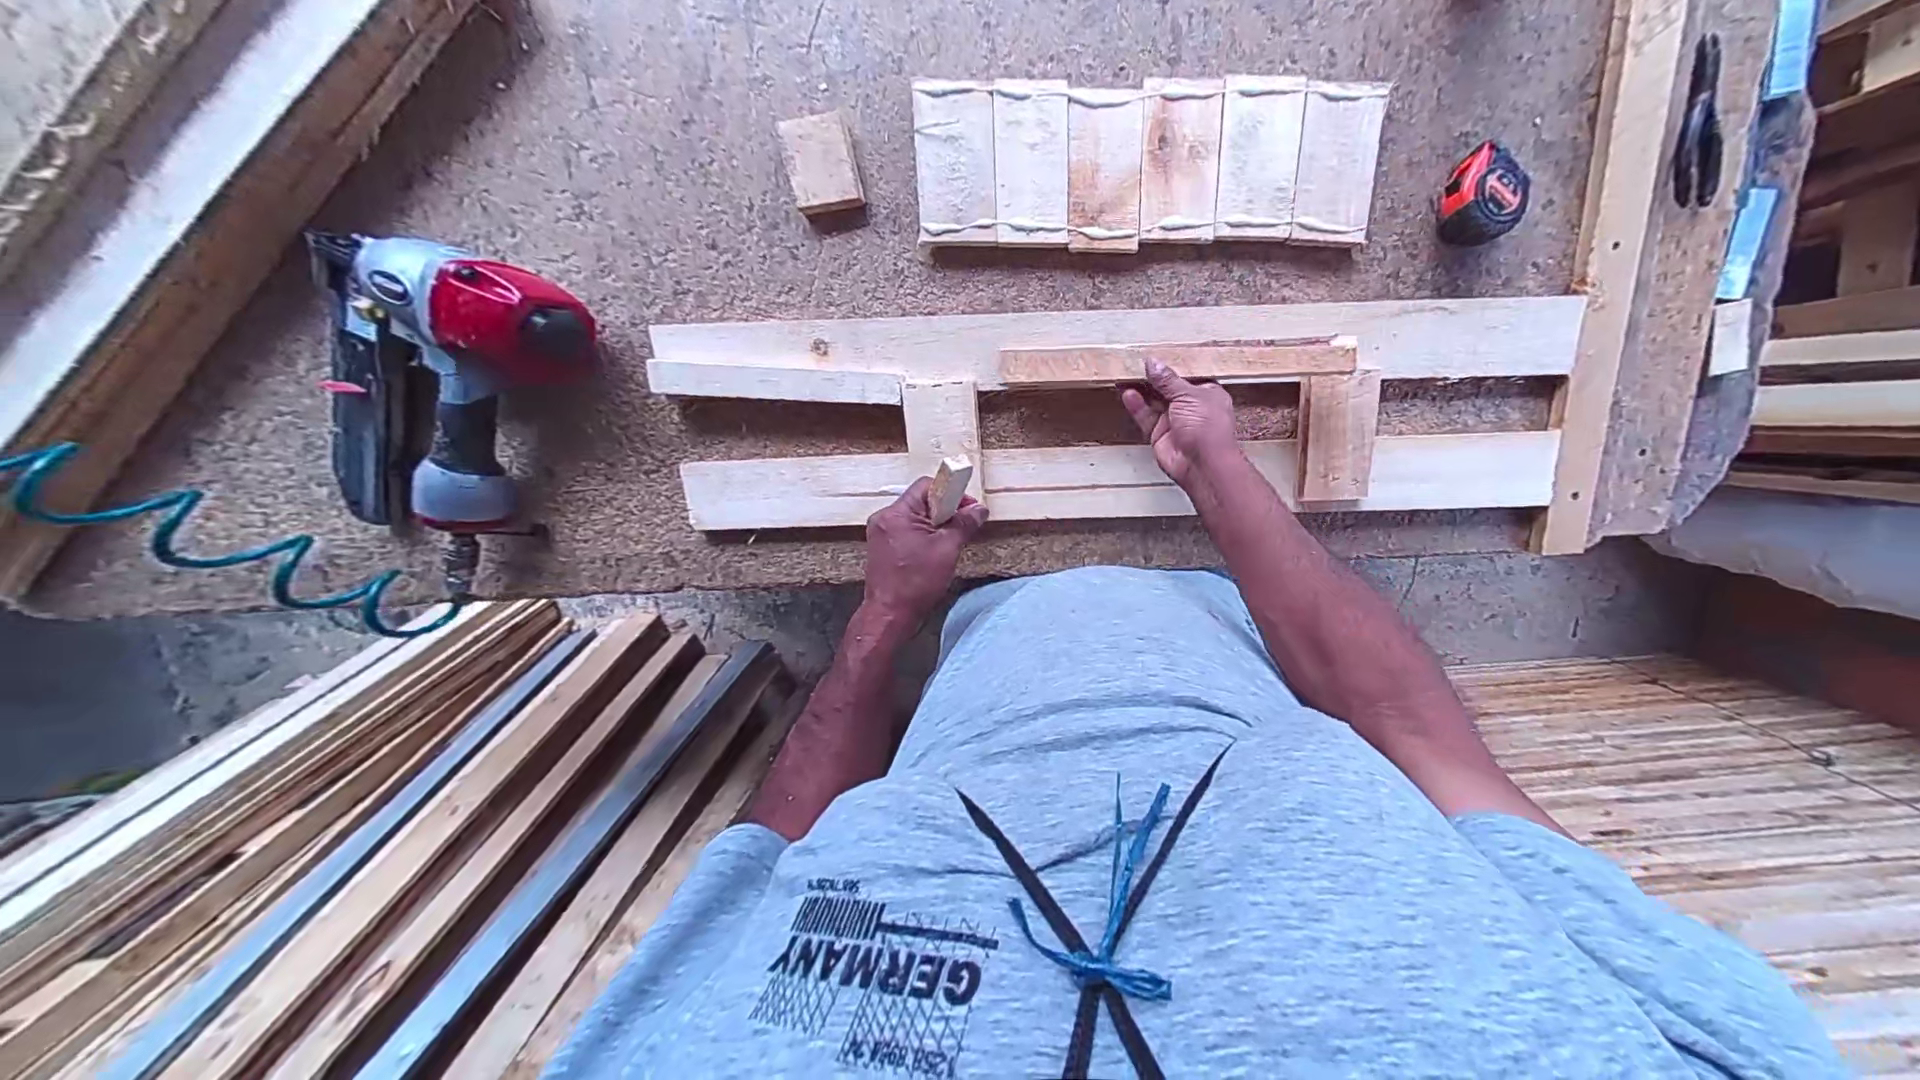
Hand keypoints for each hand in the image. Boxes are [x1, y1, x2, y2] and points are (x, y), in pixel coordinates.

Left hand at [863, 477, 988, 622]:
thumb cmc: (914, 584)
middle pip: (921, 501)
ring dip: (936, 526)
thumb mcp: (947, 550)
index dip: (951, 493)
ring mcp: (881, 534)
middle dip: (945, 511)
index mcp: (896, 514)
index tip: (968, 508)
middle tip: (962, 527)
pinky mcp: (883, 548)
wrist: (889, 616)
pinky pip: (907, 532)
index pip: (926, 486)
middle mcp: (884, 519)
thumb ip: (963, 524)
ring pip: (915, 518)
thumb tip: (979, 509)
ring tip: (949, 544)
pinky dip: (924, 537)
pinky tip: (935, 553)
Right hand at [1121, 358, 1240, 487]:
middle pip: (1166, 389)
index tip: (1153, 359)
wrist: (1202, 463)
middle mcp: (1190, 407)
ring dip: (1141, 391)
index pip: (1185, 376)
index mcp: (1206, 394)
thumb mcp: (1189, 395)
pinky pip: (1145, 417)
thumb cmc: (1208, 429)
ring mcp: (1174, 421)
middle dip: (1151, 379)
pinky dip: (1136, 406)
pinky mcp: (1159, 434)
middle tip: (1134, 365)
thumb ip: (1167, 380)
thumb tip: (1154, 364)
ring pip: (1153, 402)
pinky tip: (1128, 395)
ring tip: (1126, 377)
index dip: (1169, 368)